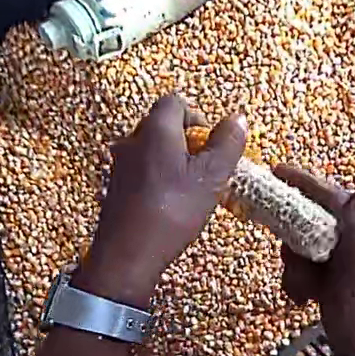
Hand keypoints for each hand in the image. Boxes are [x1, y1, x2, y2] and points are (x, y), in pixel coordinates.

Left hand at [76, 95, 245, 307]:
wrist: (128, 254)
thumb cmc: (172, 210)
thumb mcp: (212, 176)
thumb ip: (228, 143)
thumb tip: (239, 119)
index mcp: (156, 128)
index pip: (176, 102)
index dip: (199, 118)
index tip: (213, 145)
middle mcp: (132, 140)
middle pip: (163, 126)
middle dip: (188, 143)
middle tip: (206, 169)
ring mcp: (120, 165)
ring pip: (153, 152)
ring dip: (174, 164)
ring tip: (191, 191)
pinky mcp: (116, 189)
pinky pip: (143, 173)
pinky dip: (159, 181)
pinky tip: (171, 206)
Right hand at [274, 165, 354, 355]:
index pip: (339, 200)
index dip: (308, 185)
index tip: (277, 172)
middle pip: (319, 223)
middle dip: (300, 246)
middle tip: (296, 269)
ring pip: (312, 245)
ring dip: (300, 269)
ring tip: (305, 293)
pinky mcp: (343, 273)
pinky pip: (314, 263)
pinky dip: (304, 279)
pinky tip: (307, 299)